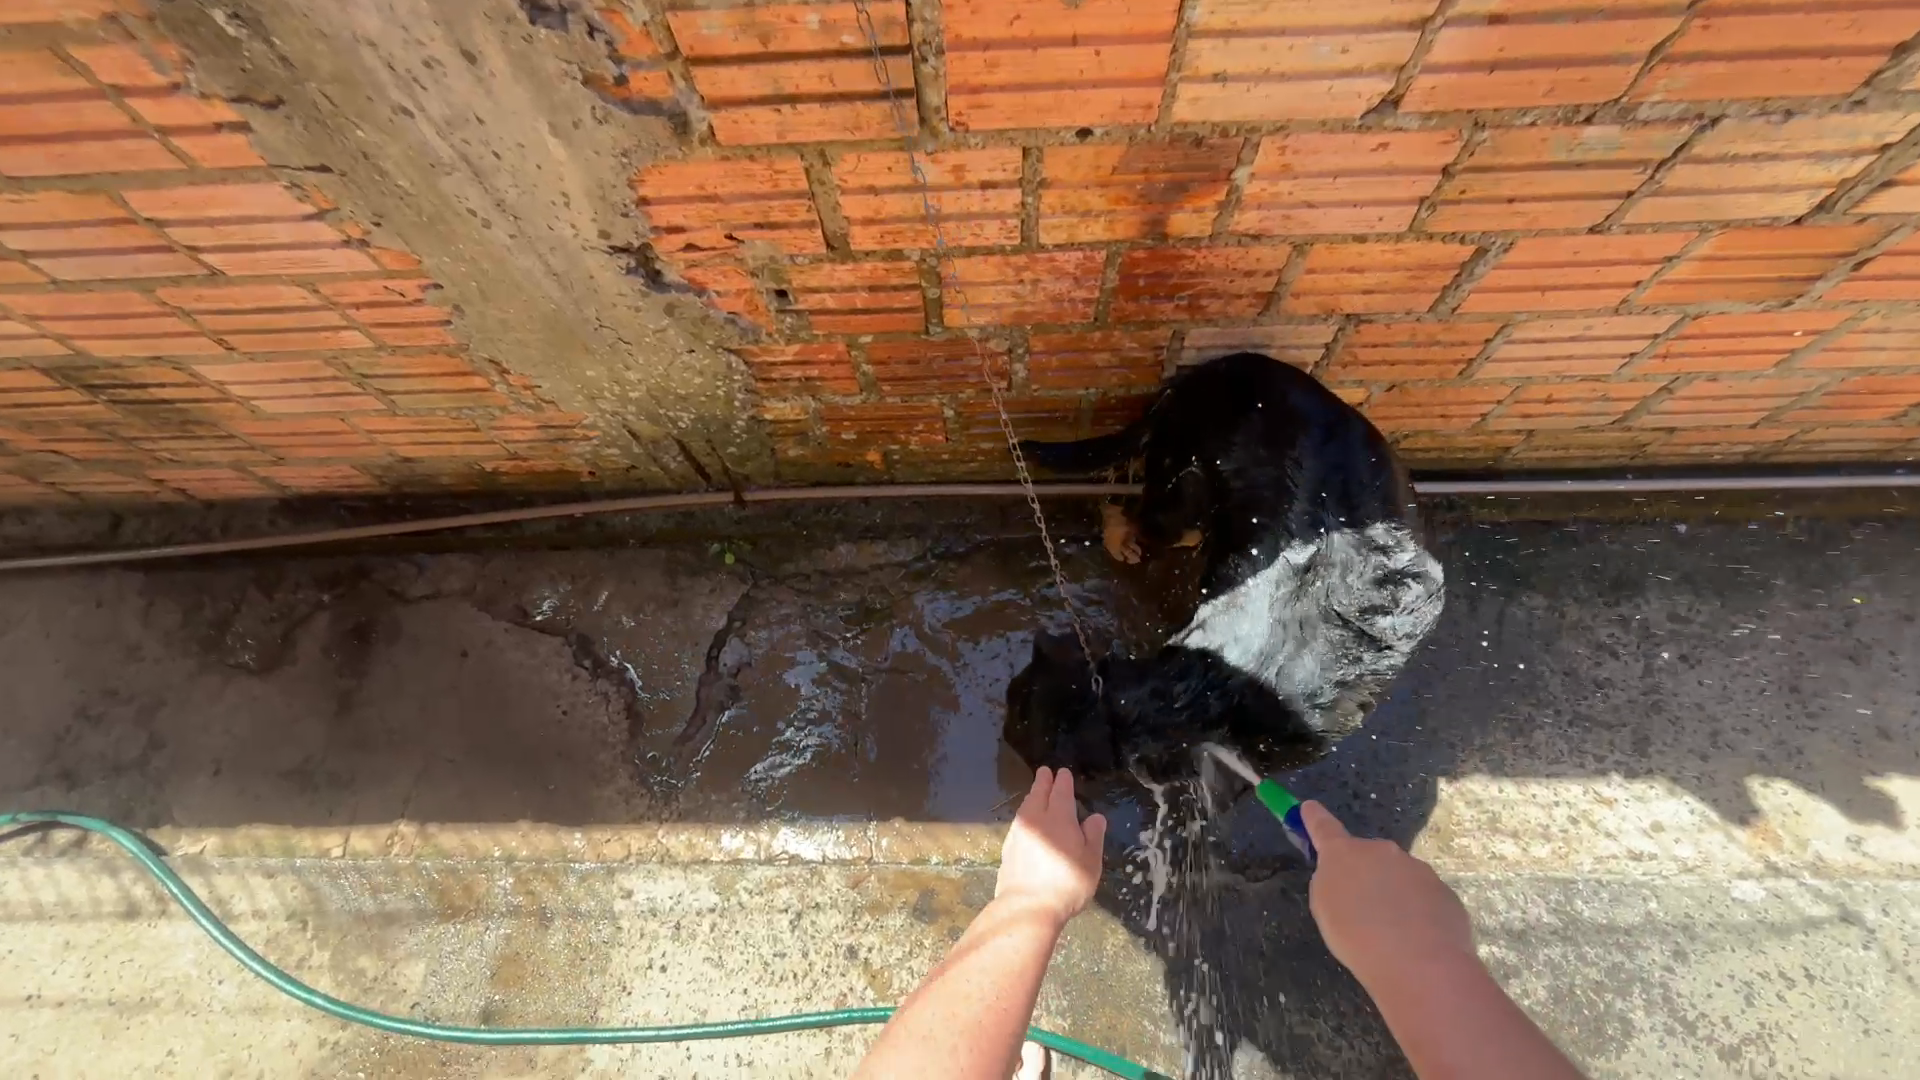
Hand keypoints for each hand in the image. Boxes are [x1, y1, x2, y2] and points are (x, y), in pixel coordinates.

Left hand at [995, 767, 1106, 925]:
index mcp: (1059, 817)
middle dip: (1043, 781)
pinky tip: (1027, 821)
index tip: (1063, 773)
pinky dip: (1025, 814)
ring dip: (1032, 796)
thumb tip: (1095, 817)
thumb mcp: (1091, 861)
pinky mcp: (1008, 846)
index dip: (1063, 781)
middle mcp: (1036, 818)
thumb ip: (1093, 836)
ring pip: (1026, 806)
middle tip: (1045, 772)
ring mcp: (1018, 831)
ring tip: (1036, 793)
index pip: (1061, 792)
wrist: (1028, 906)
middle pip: (1039, 793)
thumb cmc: (1067, 883)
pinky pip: (1019, 821)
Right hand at [1300, 801, 1475, 987]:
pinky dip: (1420, 913)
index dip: (1314, 818)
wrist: (1420, 965)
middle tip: (1365, 910)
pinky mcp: (1446, 893)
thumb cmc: (1356, 935)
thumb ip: (1331, 881)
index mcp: (1344, 853)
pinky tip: (1419, 941)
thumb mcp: (1325, 907)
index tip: (1309, 807)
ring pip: (1399, 877)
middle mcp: (1382, 851)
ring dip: (1394, 895)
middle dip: (1366, 875)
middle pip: (1369, 857)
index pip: (1324, 827)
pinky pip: (1425, 898)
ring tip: (1395, 934)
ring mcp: (1418, 869)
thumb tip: (1347, 876)